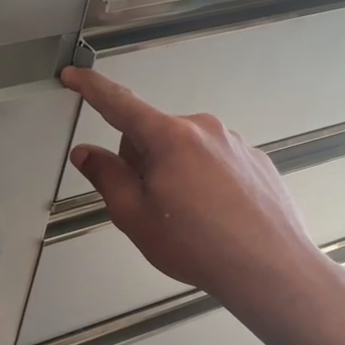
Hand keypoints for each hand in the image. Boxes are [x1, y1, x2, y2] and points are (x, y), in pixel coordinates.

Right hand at [60, 66, 332, 306]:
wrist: (271, 270)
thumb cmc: (197, 245)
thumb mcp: (133, 214)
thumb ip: (106, 176)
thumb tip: (86, 153)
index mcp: (169, 138)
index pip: (119, 104)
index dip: (91, 88)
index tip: (73, 74)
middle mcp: (204, 130)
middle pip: (150, 134)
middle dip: (138, 161)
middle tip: (146, 204)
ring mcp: (235, 144)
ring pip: (181, 148)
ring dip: (170, 171)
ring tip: (182, 216)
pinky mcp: (256, 161)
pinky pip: (212, 160)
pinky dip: (200, 180)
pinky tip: (209, 215)